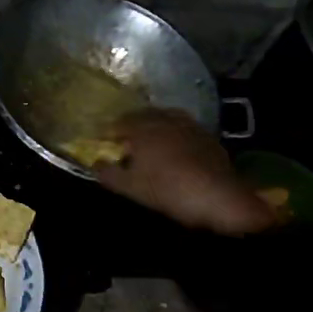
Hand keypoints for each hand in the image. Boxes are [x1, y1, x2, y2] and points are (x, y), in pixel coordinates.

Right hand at [94, 108, 280, 235]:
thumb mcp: (130, 187)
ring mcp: (189, 124)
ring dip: (155, 127)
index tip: (104, 142)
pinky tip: (175, 149)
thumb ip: (108, 173)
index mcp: (143, 127)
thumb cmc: (166, 190)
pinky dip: (174, 134)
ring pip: (166, 118)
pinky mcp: (207, 135)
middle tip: (126, 141)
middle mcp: (166, 118)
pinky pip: (183, 128)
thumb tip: (96, 163)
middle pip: (144, 115)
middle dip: (132, 125)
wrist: (217, 196)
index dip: (110, 132)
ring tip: (150, 143)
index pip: (120, 122)